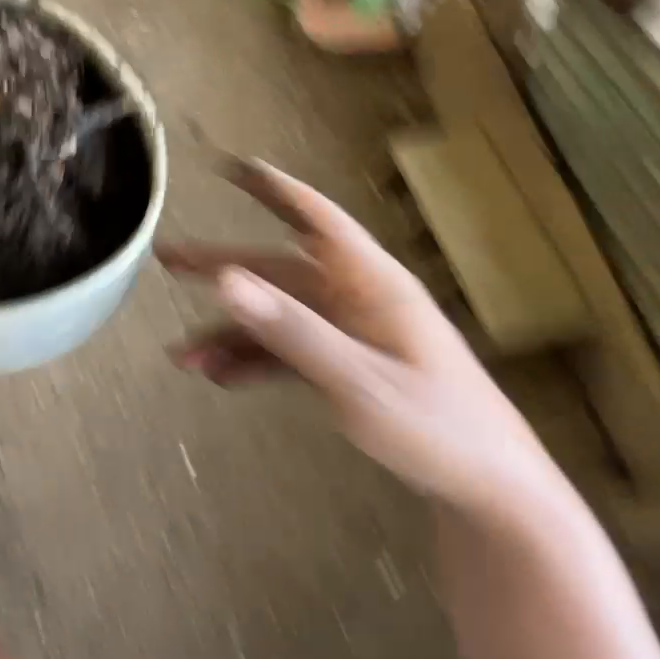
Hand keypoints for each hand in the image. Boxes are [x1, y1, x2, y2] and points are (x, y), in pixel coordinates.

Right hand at [160, 157, 564, 516]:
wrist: (492, 492)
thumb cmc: (438, 428)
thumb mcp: (358, 381)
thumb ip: (292, 331)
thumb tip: (226, 281)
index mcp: (372, 284)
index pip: (317, 219)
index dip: (275, 189)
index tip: (232, 166)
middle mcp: (357, 298)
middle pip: (280, 269)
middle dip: (224, 265)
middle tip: (167, 259)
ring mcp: (352, 333)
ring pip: (277, 316)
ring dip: (231, 332)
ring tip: (180, 355)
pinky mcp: (348, 365)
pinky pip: (288, 351)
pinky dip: (253, 361)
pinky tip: (220, 379)